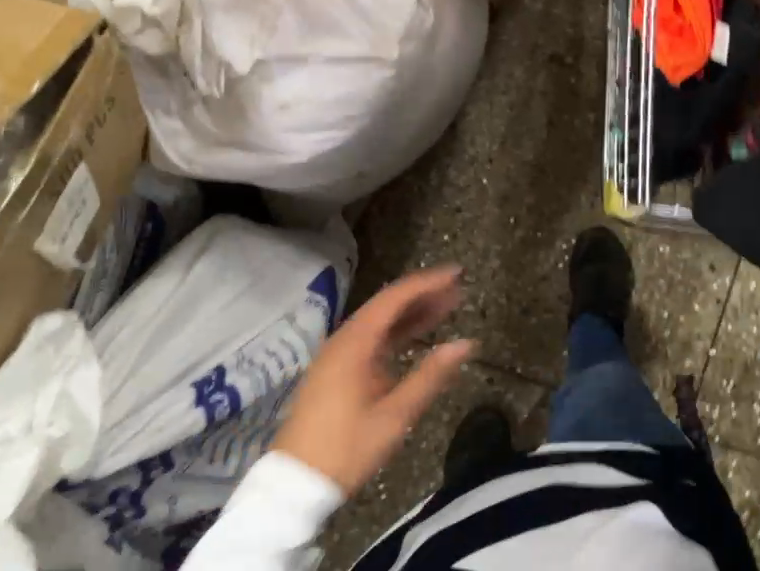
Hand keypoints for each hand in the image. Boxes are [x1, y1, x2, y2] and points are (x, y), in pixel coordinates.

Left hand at [273, 266, 475, 491]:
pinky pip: (370, 339)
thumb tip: (466, 343)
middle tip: (458, 289)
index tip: (457, 273)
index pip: (394, 298)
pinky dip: (396, 332)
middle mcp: (342, 342)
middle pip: (386, 306)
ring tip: (447, 307)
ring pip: (378, 323)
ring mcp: (336, 357)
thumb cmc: (346, 449)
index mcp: (354, 345)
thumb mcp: (394, 416)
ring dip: (412, 313)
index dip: (427, 282)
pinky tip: (417, 336)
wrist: (293, 486)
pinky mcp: (334, 373)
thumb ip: (431, 376)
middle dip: (423, 295)